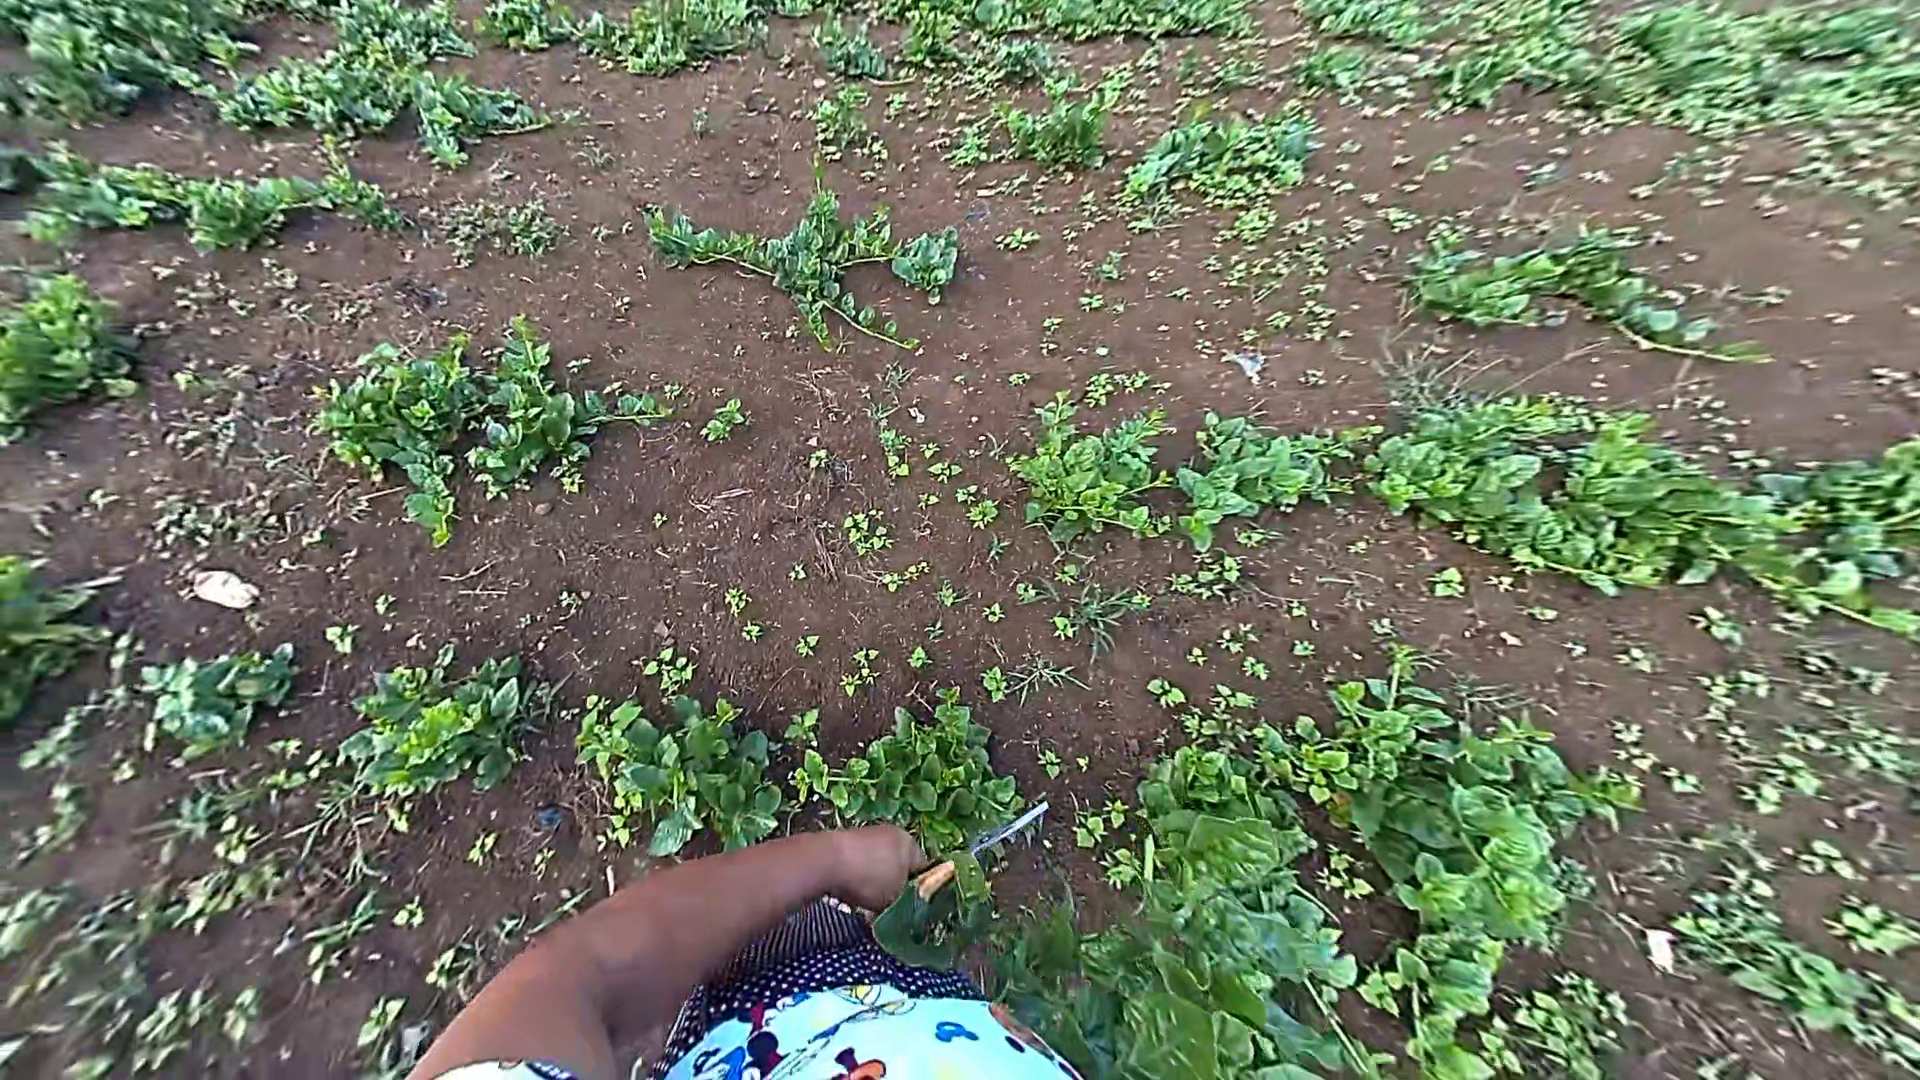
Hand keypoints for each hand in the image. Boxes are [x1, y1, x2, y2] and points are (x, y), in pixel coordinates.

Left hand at [829, 825, 924, 910]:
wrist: (827, 861)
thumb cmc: (870, 878)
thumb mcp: (898, 898)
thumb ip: (910, 902)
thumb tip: (911, 908)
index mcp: (910, 843)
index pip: (923, 871)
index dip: (920, 893)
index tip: (912, 911)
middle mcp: (893, 834)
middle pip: (901, 868)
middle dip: (896, 888)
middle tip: (890, 910)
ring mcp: (870, 835)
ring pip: (881, 867)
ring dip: (876, 884)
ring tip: (869, 905)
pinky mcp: (850, 842)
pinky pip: (862, 865)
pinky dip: (860, 878)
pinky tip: (853, 893)